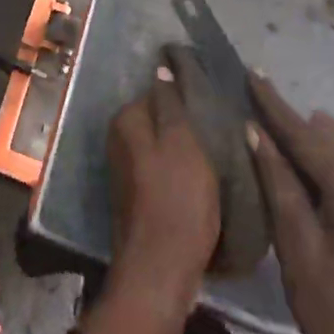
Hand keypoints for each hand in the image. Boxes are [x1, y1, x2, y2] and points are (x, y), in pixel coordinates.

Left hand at [108, 64, 221, 294]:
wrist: (161, 267)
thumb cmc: (177, 197)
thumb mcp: (182, 141)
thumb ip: (171, 102)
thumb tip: (161, 67)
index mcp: (126, 120)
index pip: (159, 90)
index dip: (186, 95)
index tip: (212, 104)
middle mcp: (117, 138)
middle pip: (157, 118)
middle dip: (183, 121)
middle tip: (216, 129)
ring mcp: (124, 168)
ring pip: (159, 143)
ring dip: (182, 146)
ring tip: (213, 152)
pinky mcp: (134, 193)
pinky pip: (159, 167)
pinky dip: (176, 168)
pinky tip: (198, 176)